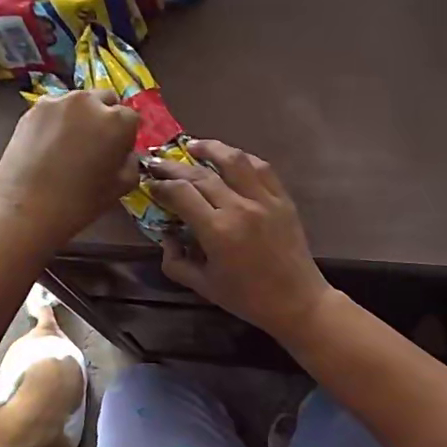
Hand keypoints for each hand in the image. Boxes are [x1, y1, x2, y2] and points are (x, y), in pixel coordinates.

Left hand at [0, 89, 139, 251]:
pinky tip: (49, 145)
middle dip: (104, 118)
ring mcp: (58, 101)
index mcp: (117, 121)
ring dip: (80, 117)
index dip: (126, 136)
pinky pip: (54, 110)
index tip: (117, 152)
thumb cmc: (79, 203)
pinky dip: (57, 121)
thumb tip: (125, 152)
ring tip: (69, 145)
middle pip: (105, 101)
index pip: (131, 118)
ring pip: (78, 103)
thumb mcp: (121, 188)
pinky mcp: (33, 108)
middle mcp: (90, 102)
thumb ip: (131, 162)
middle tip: (94, 145)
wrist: (27, 209)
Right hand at [144, 139, 336, 338]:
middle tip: (158, 161)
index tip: (150, 183)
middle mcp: (240, 208)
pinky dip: (242, 158)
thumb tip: (166, 237)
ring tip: (192, 145)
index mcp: (217, 231)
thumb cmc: (246, 298)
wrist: (296, 301)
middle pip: (201, 175)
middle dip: (174, 166)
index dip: (161, 185)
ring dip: (210, 148)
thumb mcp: (202, 286)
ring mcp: (264, 200)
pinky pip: (261, 168)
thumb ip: (175, 262)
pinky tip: (229, 157)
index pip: (181, 194)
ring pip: (234, 160)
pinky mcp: (282, 199)